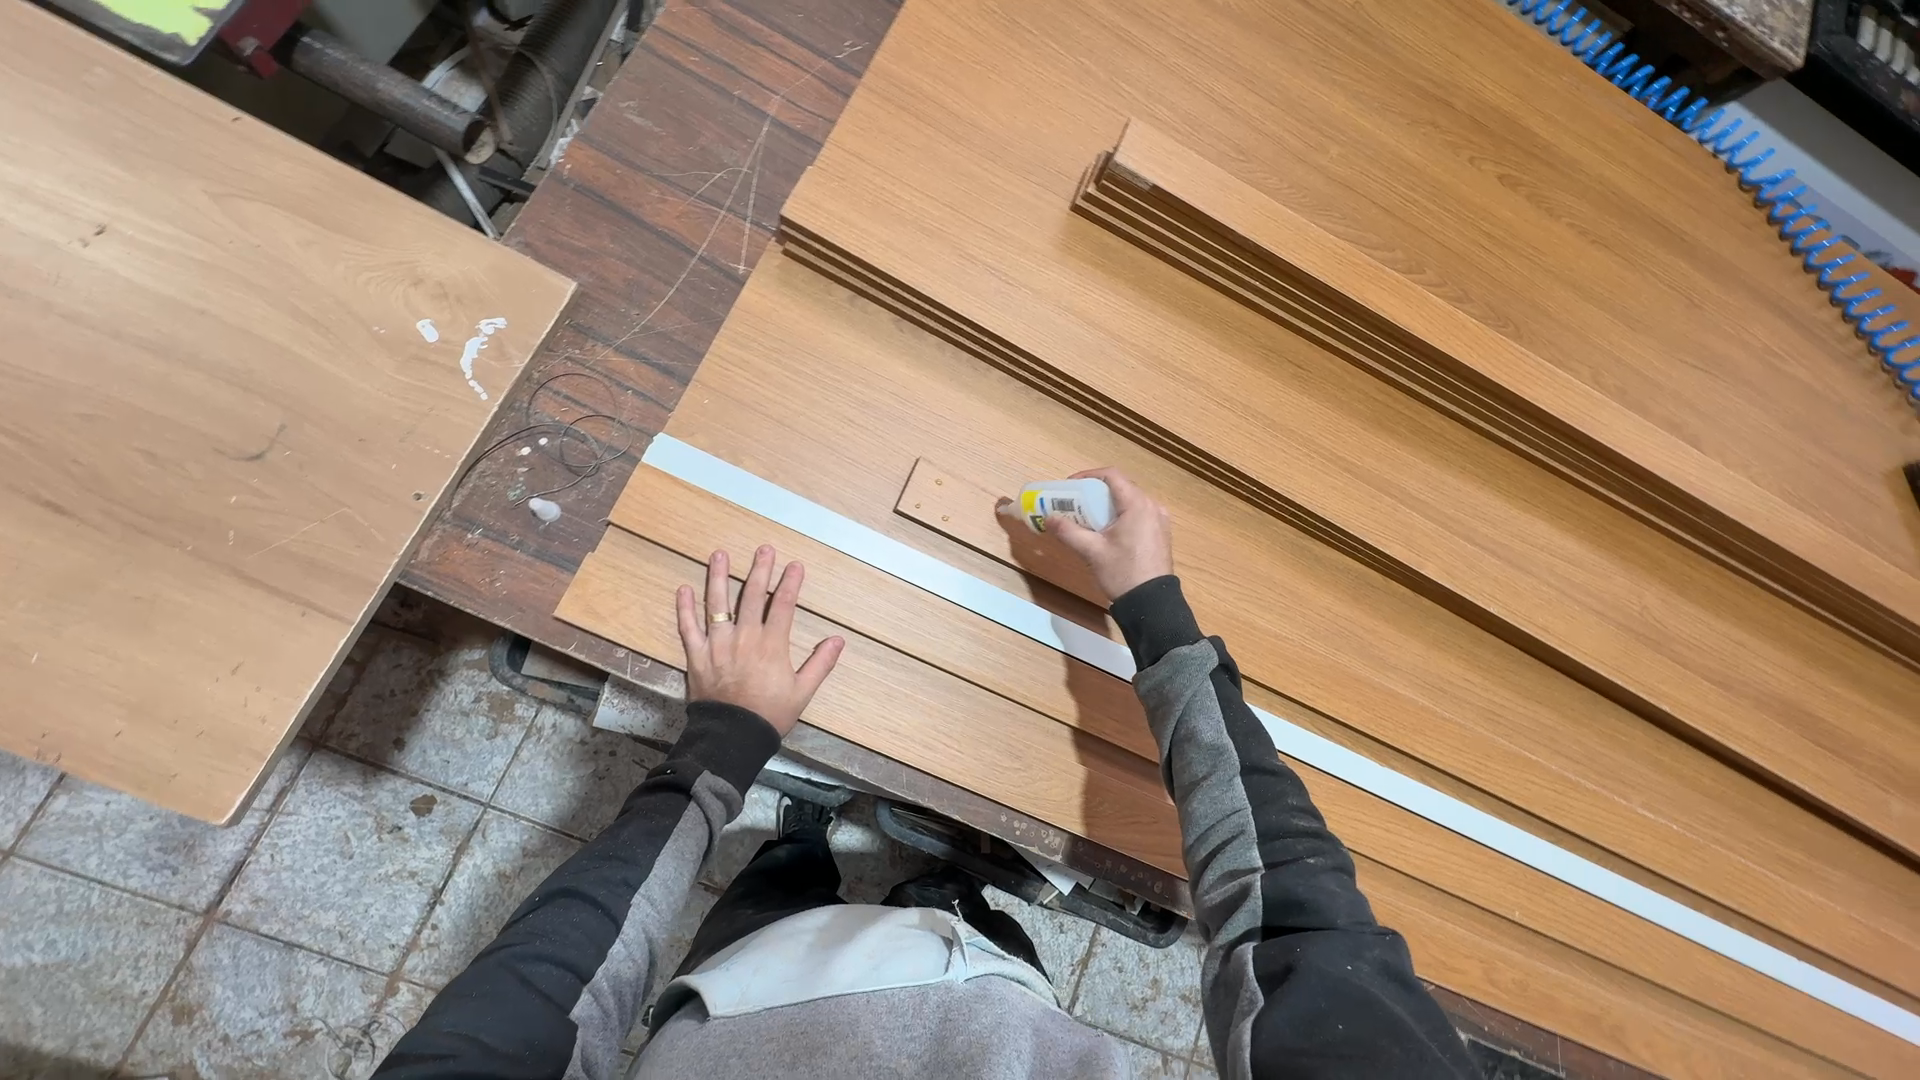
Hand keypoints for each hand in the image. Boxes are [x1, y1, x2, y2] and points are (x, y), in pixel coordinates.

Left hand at [676, 546, 843, 736]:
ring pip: (717, 605)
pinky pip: (688, 628)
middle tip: (764, 549)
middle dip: (759, 570)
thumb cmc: (770, 715)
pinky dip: (685, 609)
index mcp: (771, 645)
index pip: (783, 605)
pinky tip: (684, 589)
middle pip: (752, 596)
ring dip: (718, 577)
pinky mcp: (696, 656)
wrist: (732, 738)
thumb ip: (820, 664)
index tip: (795, 565)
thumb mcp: (802, 692)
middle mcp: (744, 638)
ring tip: (720, 555)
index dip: (790, 583)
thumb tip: (838, 640)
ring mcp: (717, 645)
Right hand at [1043, 468, 1173, 602]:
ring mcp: (1160, 520)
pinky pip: (1139, 514)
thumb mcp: (1092, 552)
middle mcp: (1152, 506)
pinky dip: (1121, 515)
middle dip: (1095, 492)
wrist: (1151, 602)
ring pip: (1130, 501)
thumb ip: (1069, 532)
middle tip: (1075, 502)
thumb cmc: (1122, 573)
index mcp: (1137, 505)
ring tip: (1088, 517)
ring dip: (1108, 504)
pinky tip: (1108, 531)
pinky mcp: (1161, 533)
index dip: (1088, 475)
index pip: (1112, 475)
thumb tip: (1048, 519)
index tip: (1070, 486)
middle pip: (1121, 487)